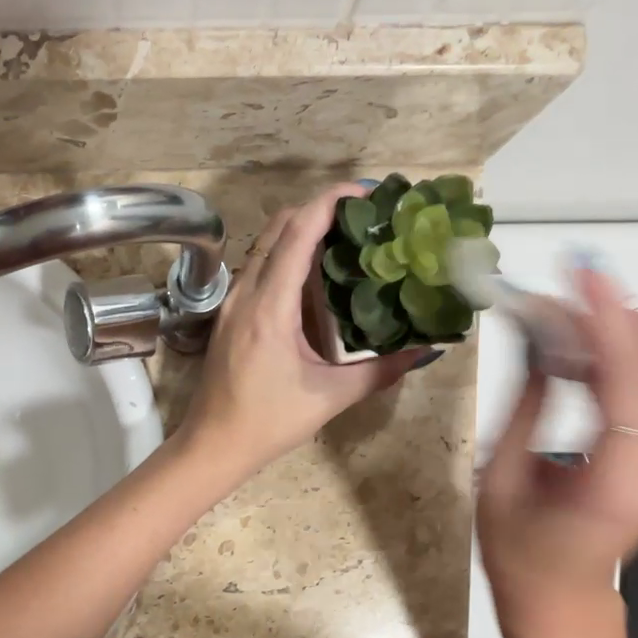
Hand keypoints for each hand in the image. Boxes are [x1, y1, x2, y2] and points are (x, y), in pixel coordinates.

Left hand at [176, 183, 425, 477]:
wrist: (212, 445)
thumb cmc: (267, 423)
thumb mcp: (329, 397)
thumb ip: (380, 371)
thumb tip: (425, 350)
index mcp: (269, 307)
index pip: (299, 232)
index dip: (332, 201)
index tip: (367, 192)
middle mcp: (245, 294)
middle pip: (279, 227)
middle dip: (320, 209)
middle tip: (364, 216)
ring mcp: (232, 303)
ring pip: (265, 246)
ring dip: (302, 231)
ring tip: (345, 240)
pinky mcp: (229, 316)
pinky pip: (258, 269)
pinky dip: (286, 256)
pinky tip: (315, 277)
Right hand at [477, 268, 637, 632]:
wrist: (562, 601)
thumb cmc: (518, 551)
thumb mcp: (501, 478)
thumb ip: (528, 402)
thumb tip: (534, 335)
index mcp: (619, 479)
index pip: (628, 381)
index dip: (607, 322)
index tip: (581, 274)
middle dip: (629, 322)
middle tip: (566, 313)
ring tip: (576, 339)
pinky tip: (592, 365)